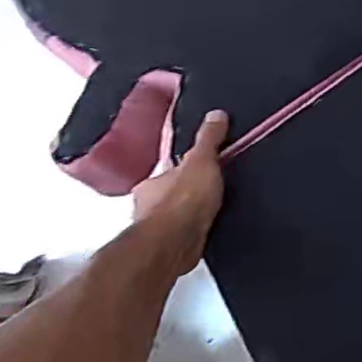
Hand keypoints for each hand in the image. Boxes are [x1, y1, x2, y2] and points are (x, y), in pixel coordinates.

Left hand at [131, 110, 228, 273]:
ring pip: (175, 216)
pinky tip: (209, 229)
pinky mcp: (169, 247)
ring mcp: (156, 228)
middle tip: (213, 190)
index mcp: (150, 183)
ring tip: (214, 211)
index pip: (171, 171)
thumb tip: (215, 114)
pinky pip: (184, 234)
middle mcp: (146, 205)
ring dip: (189, 214)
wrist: (173, 243)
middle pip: (171, 193)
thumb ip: (209, 140)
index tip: (206, 170)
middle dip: (187, 193)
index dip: (189, 169)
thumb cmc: (182, 201)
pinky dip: (194, 231)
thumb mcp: (202, 162)